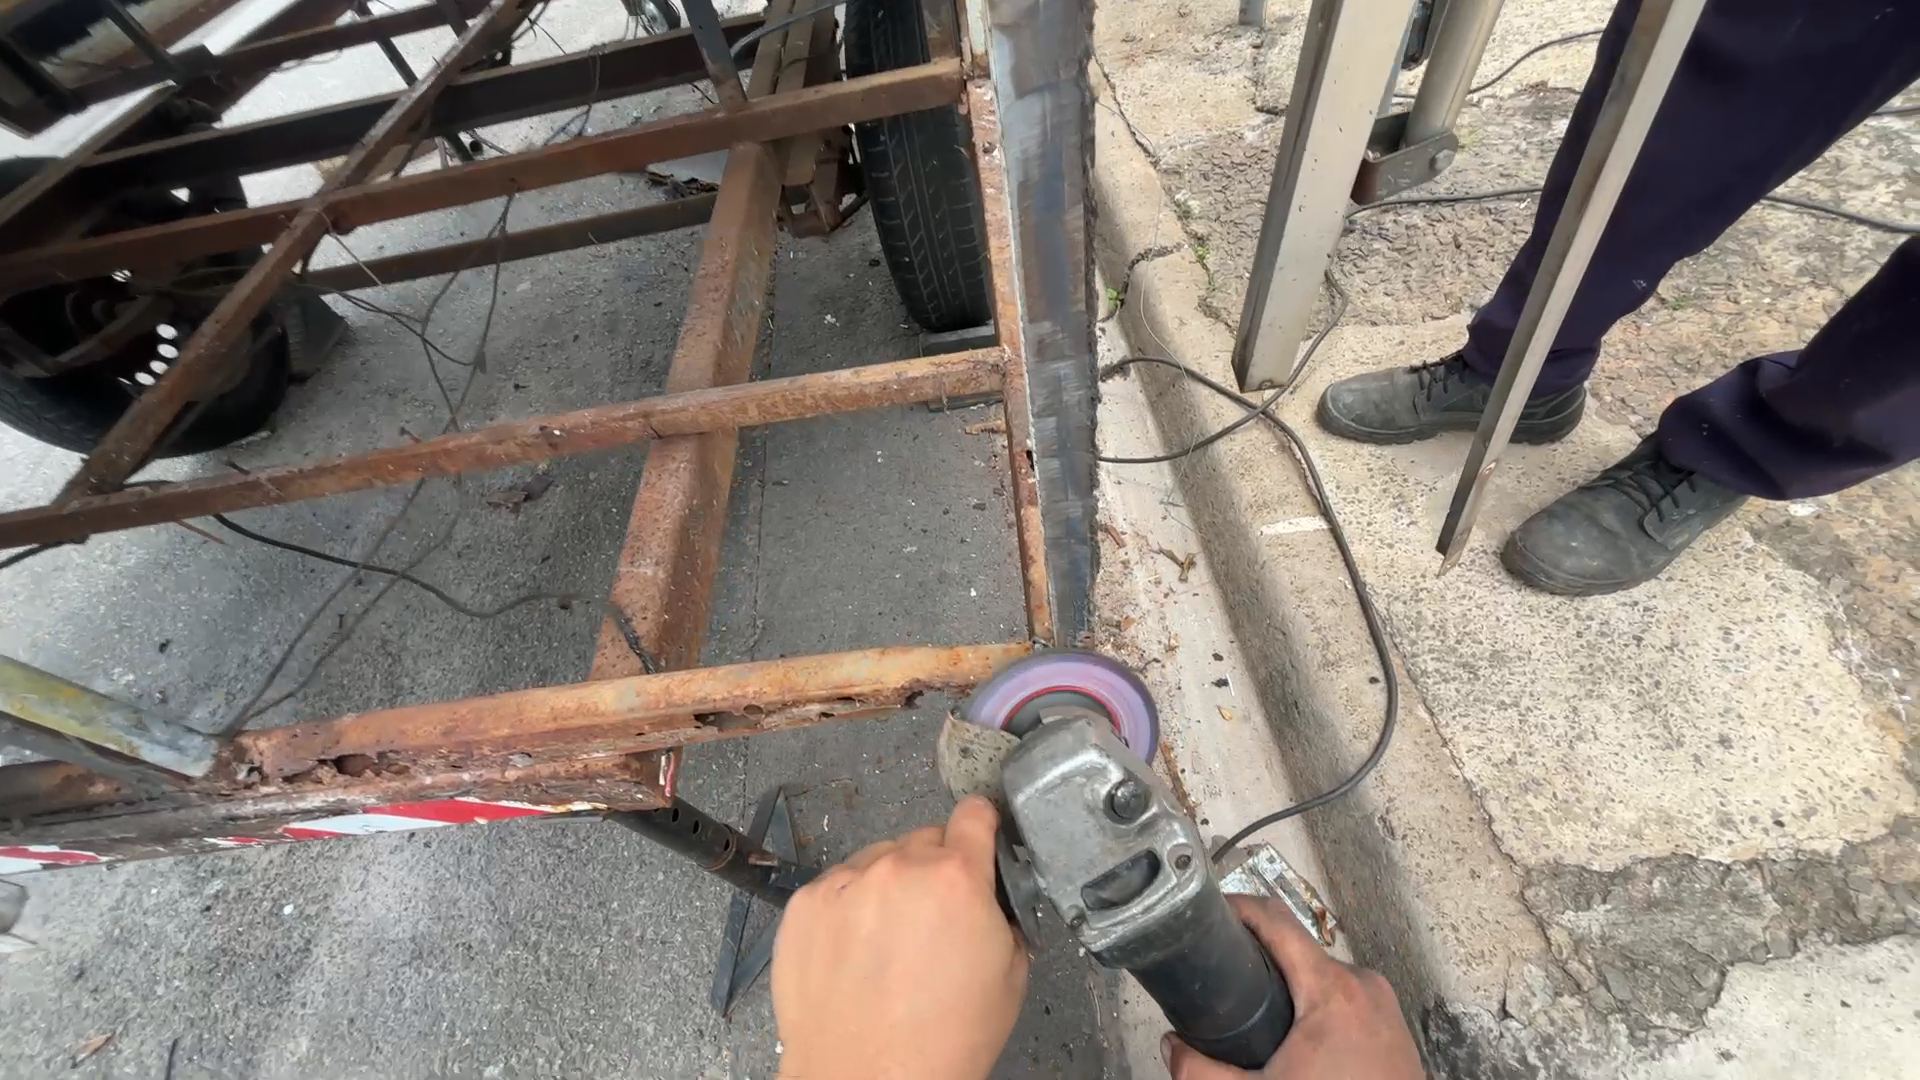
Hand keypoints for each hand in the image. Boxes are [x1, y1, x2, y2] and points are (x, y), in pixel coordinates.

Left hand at [772, 795, 1029, 1079]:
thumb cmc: (942, 1042)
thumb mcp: (1009, 975)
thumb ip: (1002, 913)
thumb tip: (991, 894)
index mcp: (957, 876)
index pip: (974, 813)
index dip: (980, 826)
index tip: (977, 836)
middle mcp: (901, 865)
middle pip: (926, 840)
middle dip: (934, 870)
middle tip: (931, 920)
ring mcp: (848, 879)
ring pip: (880, 859)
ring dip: (889, 886)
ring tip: (886, 942)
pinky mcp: (808, 900)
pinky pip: (839, 884)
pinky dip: (849, 906)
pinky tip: (853, 951)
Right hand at [1162, 895, 1422, 1078]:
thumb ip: (1202, 1073)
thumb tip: (1171, 1044)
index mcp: (1331, 989)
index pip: (1274, 917)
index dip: (1236, 905)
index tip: (1208, 912)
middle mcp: (1362, 984)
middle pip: (1294, 946)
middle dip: (1256, 955)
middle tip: (1223, 976)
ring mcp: (1383, 1004)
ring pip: (1318, 971)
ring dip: (1287, 982)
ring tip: (1256, 1009)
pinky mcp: (1394, 1026)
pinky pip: (1342, 993)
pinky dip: (1313, 1002)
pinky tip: (1294, 1032)